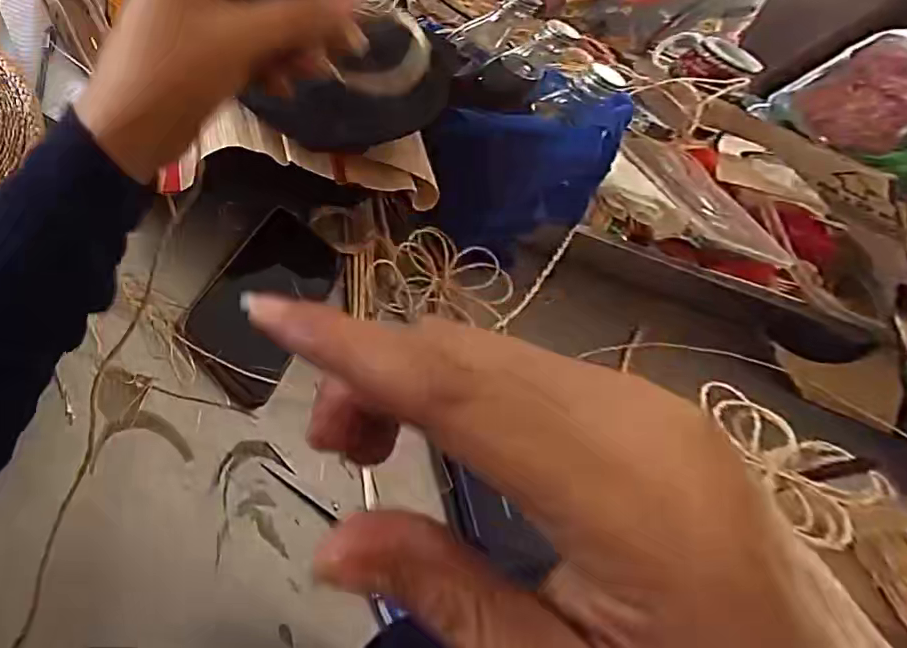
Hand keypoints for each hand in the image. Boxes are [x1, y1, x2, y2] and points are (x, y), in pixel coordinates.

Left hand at [74, 0, 361, 181]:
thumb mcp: (240, 40)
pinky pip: (242, 45)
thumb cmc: (175, 76)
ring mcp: (191, 16)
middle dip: (303, 20)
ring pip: (257, 20)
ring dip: (290, 45)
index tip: (350, 3)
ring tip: (316, 72)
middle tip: (344, 44)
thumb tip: (351, 4)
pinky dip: (266, 62)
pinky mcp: (196, 51)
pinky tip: (283, 86)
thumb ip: (299, 17)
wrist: (123, 138)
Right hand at [243, 298, 824, 647]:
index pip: (452, 390)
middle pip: (454, 355)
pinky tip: (436, 434)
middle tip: (331, 447)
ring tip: (372, 445)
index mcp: (628, 494)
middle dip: (365, 374)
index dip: (348, 346)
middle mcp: (631, 413)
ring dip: (404, 378)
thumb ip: (446, 596)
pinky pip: (509, 367)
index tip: (268, 310)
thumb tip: (329, 545)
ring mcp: (638, 396)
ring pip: (475, 350)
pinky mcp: (632, 399)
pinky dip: (448, 385)